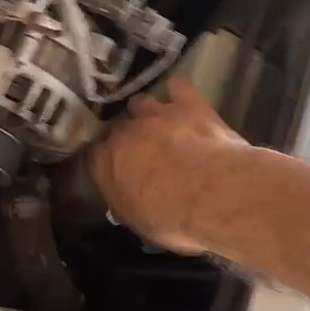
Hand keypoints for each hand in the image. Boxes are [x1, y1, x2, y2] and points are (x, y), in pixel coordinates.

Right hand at [88, 77, 248, 253]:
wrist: (216, 195)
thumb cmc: (174, 219)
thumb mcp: (141, 224)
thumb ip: (127, 207)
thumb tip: (125, 205)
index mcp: (105, 163)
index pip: (93, 153)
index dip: (105, 159)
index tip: (116, 168)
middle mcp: (124, 133)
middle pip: (117, 126)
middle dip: (127, 136)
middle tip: (142, 150)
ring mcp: (156, 114)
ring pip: (141, 102)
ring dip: (147, 112)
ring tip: (160, 124)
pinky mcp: (188, 104)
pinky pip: (178, 86)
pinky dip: (179, 92)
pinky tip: (183, 99)